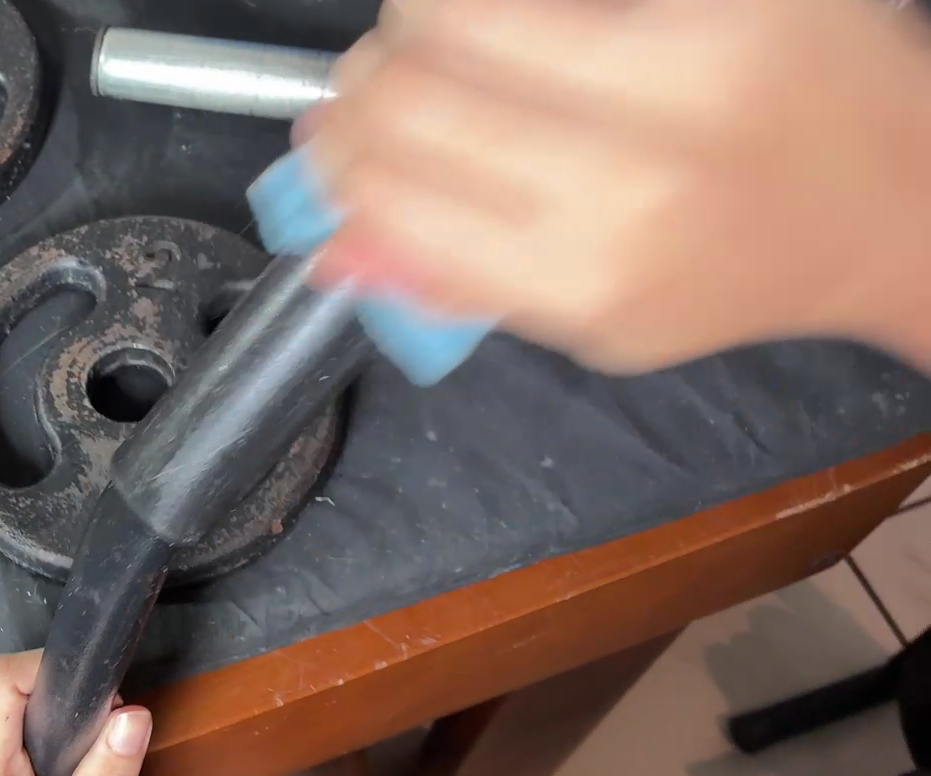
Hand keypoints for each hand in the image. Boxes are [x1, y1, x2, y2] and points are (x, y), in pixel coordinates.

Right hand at [305, 0, 930, 370]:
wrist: (893, 206)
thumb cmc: (711, 284)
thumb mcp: (566, 324)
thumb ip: (445, 284)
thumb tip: (331, 248)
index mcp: (575, 273)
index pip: (394, 200)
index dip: (335, 167)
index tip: (321, 152)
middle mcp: (628, 174)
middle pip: (413, 105)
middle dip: (353, 94)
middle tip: (349, 93)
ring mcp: (692, 63)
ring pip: (466, 17)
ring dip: (403, 27)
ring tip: (400, 44)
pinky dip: (476, 6)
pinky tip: (469, 22)